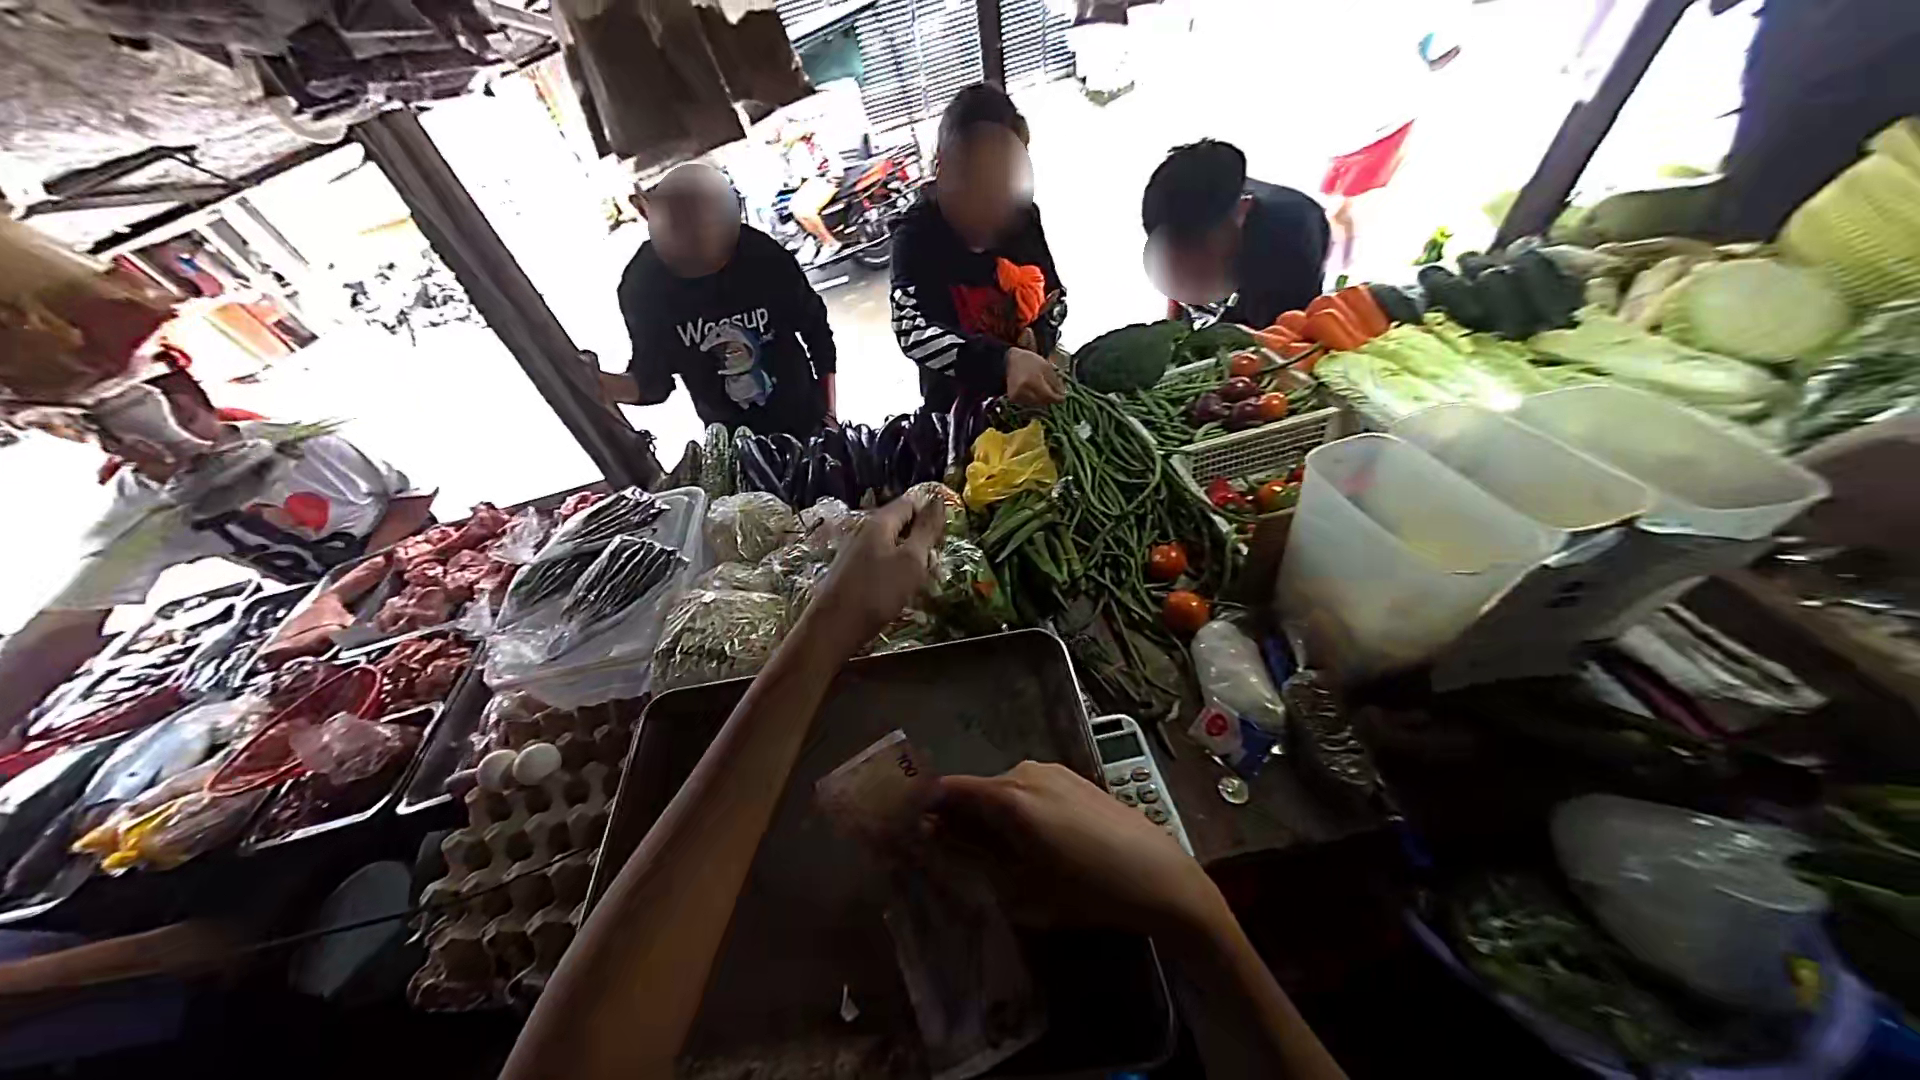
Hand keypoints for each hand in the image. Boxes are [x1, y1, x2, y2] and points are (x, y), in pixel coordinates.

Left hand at [803, 489, 945, 651]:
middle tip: (935, 566)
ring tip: (922, 583)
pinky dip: (897, 572)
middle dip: (923, 541)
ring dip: (912, 560)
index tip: (943, 541)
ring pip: (893, 546)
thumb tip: (938, 499)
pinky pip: (881, 562)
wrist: (834, 628)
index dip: (931, 516)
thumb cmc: (877, 592)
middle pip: (901, 524)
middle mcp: (865, 530)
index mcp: (879, 522)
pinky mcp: (852, 571)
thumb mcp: (911, 560)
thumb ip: (926, 529)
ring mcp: (856, 551)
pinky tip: (901, 592)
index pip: (911, 503)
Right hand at [932, 761, 1222, 936]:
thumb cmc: (1085, 889)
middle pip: (977, 790)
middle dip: (962, 818)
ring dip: (993, 815)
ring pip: (1005, 790)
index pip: (949, 791)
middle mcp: (1025, 772)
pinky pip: (1030, 789)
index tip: (914, 830)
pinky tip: (1037, 841)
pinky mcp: (1073, 776)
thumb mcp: (1021, 886)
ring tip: (1003, 854)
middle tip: (959, 855)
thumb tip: (933, 834)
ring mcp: (1052, 770)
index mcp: (1008, 797)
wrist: (1158, 875)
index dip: (926, 807)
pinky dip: (1019, 810)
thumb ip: (972, 856)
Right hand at [1005, 347, 1064, 405]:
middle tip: (1055, 394)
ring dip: (1042, 399)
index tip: (1063, 398)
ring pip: (1036, 404)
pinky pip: (1028, 403)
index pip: (1048, 396)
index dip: (1057, 399)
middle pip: (1043, 402)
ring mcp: (1017, 396)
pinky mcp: (1013, 399)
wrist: (1007, 360)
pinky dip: (1034, 399)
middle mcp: (1024, 391)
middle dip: (1050, 398)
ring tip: (1044, 391)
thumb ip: (1054, 381)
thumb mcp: (1045, 367)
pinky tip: (1035, 392)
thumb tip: (1062, 394)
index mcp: (1033, 381)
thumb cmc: (1028, 361)